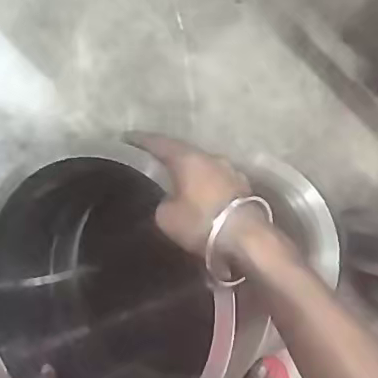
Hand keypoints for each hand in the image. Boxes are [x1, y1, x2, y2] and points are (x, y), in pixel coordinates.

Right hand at [125, 132, 270, 264]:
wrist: (248, 238)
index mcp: (188, 158)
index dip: (142, 141)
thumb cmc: (203, 223)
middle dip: (172, 159)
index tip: (129, 139)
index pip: (160, 143)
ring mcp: (233, 171)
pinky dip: (209, 188)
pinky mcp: (246, 188)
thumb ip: (163, 203)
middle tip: (157, 165)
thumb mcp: (168, 218)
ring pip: (206, 168)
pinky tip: (204, 198)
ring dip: (194, 175)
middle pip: (186, 154)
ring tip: (182, 184)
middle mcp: (212, 157)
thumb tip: (170, 201)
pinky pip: (220, 183)